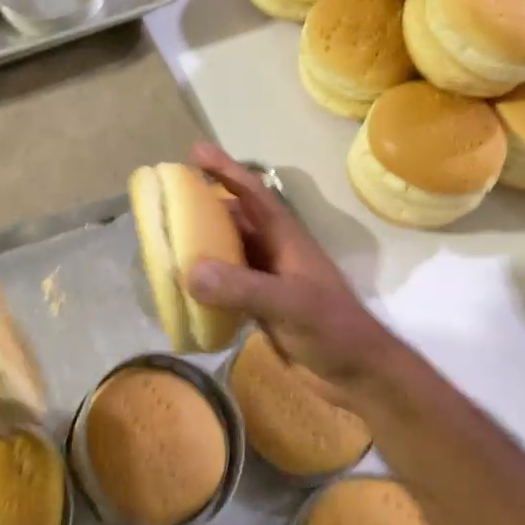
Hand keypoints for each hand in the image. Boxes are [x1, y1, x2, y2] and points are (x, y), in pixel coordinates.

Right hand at [185, 142, 401, 395]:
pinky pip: (227, 282)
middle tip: (166, 202)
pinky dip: (206, 281)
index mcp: (285, 237)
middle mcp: (274, 250)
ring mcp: (269, 278)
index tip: (194, 151)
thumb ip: (242, 288)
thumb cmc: (332, 328)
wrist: (360, 372)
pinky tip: (183, 289)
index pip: (252, 191)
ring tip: (165, 242)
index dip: (225, 169)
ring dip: (201, 245)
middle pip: (234, 218)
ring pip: (228, 250)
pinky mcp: (263, 305)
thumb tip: (189, 271)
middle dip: (203, 206)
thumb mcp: (289, 304)